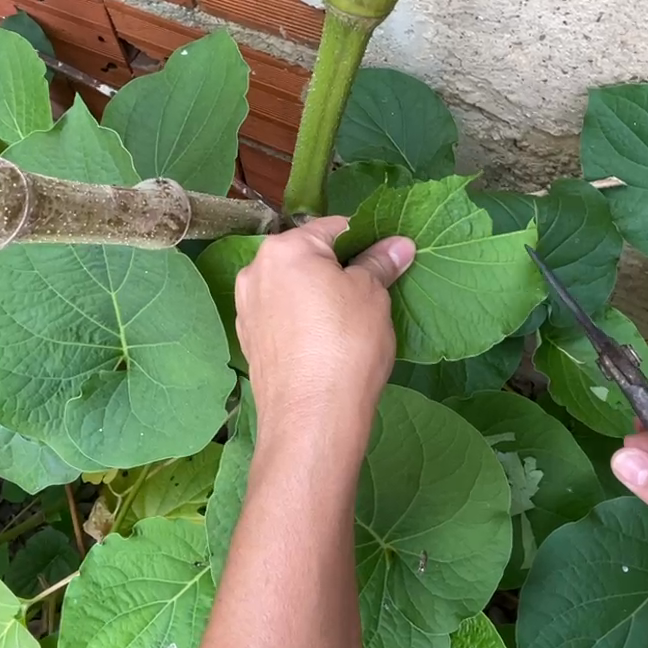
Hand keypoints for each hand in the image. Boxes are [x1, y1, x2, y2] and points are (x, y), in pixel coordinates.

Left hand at [234, 217, 412, 462]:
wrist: (312, 418)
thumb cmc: (347, 343)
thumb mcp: (372, 295)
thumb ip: (380, 263)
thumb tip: (400, 243)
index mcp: (284, 249)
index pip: (334, 229)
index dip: (366, 241)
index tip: (387, 261)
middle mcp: (255, 271)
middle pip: (307, 257)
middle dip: (338, 270)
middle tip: (371, 294)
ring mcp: (247, 308)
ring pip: (292, 288)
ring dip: (318, 295)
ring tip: (349, 322)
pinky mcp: (249, 341)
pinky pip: (282, 317)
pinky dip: (302, 321)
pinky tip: (323, 342)